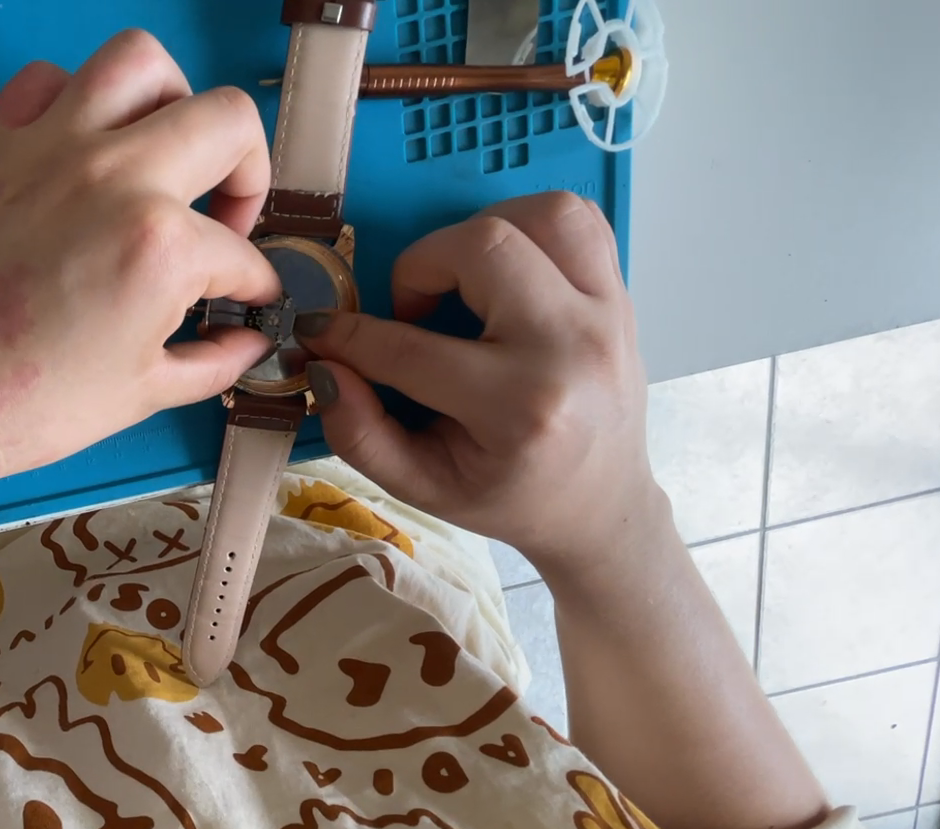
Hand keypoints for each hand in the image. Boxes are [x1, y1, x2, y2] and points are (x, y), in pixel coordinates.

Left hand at [0, 30, 278, 480]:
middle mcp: (116, 175)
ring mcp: (52, 148)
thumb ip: (213, 361)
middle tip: (226, 224)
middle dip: (249, 176)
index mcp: (161, 245)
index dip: (256, 287)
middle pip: (227, 122)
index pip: (240, 255)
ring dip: (174, 103)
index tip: (250, 301)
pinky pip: (47, 80)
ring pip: (141, 62)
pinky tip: (83, 152)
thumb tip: (250, 341)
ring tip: (167, 160)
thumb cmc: (32, 408)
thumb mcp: (144, 395)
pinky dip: (76, 101)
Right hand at [294, 193, 663, 578]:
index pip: (411, 350)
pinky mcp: (621, 294)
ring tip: (453, 282)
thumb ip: (360, 434)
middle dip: (419, 267)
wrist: (596, 504)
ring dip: (477, 235)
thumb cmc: (505, 497)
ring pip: (541, 214)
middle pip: (484, 247)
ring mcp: (607, 312)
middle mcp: (570, 347)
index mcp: (518, 408)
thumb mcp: (419, 486)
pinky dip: (525, 227)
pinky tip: (497, 271)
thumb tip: (322, 368)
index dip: (348, 336)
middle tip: (405, 311)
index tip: (318, 332)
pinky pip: (577, 221)